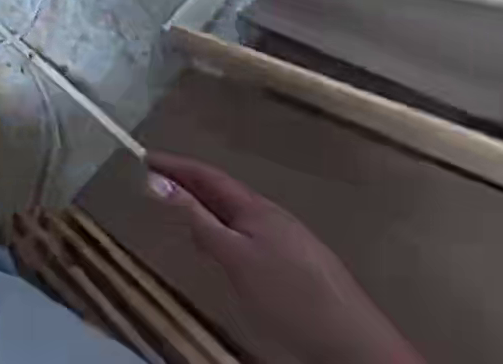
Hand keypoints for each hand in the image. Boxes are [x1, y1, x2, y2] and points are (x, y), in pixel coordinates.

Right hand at [146, 152, 423, 363]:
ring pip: (238, 217)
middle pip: (223, 193)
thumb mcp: (232, 256)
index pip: (207, 174)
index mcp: (257, 208)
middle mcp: (274, 217)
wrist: (360, 350)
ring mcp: (291, 242)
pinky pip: (251, 236)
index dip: (174, 165)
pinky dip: (226, 233)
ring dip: (207, 211)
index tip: (142, 157)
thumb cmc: (289, 296)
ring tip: (182, 219)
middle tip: (155, 185)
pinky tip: (224, 253)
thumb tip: (154, 178)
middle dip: (188, 185)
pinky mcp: (301, 267)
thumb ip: (194, 217)